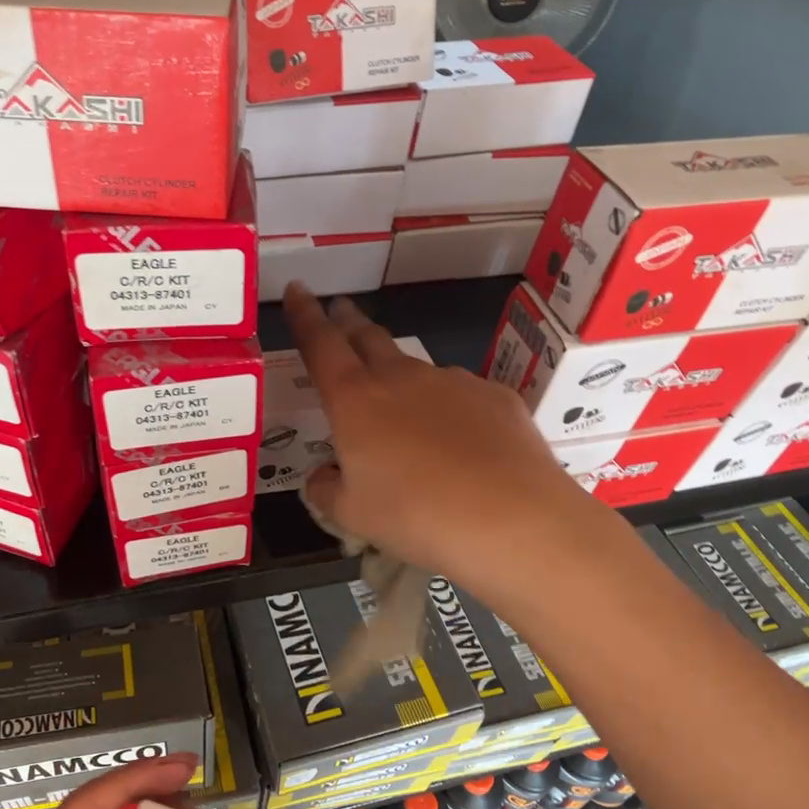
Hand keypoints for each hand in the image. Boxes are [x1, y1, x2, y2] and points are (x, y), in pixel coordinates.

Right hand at [283, 284, 615, 591]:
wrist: (512, 519)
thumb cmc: (416, 516)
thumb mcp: (352, 514)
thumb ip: (327, 489)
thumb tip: (322, 475)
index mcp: (355, 400)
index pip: (320, 344)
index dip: (304, 316)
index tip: (297, 289)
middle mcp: (401, 378)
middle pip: (367, 337)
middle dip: (348, 322)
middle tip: (340, 312)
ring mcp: (452, 382)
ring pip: (416, 369)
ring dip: (399, 375)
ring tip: (403, 408)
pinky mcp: (495, 396)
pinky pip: (460, 396)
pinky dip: (448, 409)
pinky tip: (460, 444)